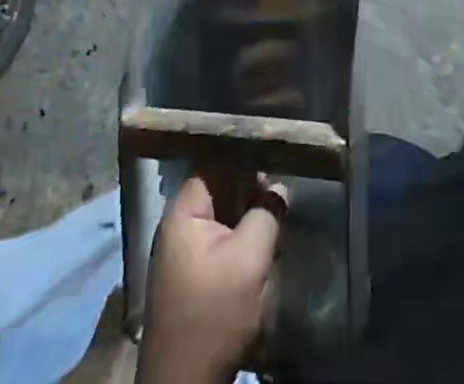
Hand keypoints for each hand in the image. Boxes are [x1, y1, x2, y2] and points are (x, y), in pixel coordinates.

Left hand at [141, 169, 286, 383]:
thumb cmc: (214, 315)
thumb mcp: (249, 258)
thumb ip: (267, 213)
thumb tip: (279, 188)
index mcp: (183, 215)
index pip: (213, 163)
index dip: (244, 153)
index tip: (277, 147)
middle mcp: (179, 226)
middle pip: (221, 187)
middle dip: (253, 186)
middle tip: (284, 187)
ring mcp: (185, 251)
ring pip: (225, 214)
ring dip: (252, 213)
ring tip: (280, 214)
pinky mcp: (195, 273)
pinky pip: (223, 237)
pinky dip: (245, 235)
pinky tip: (267, 242)